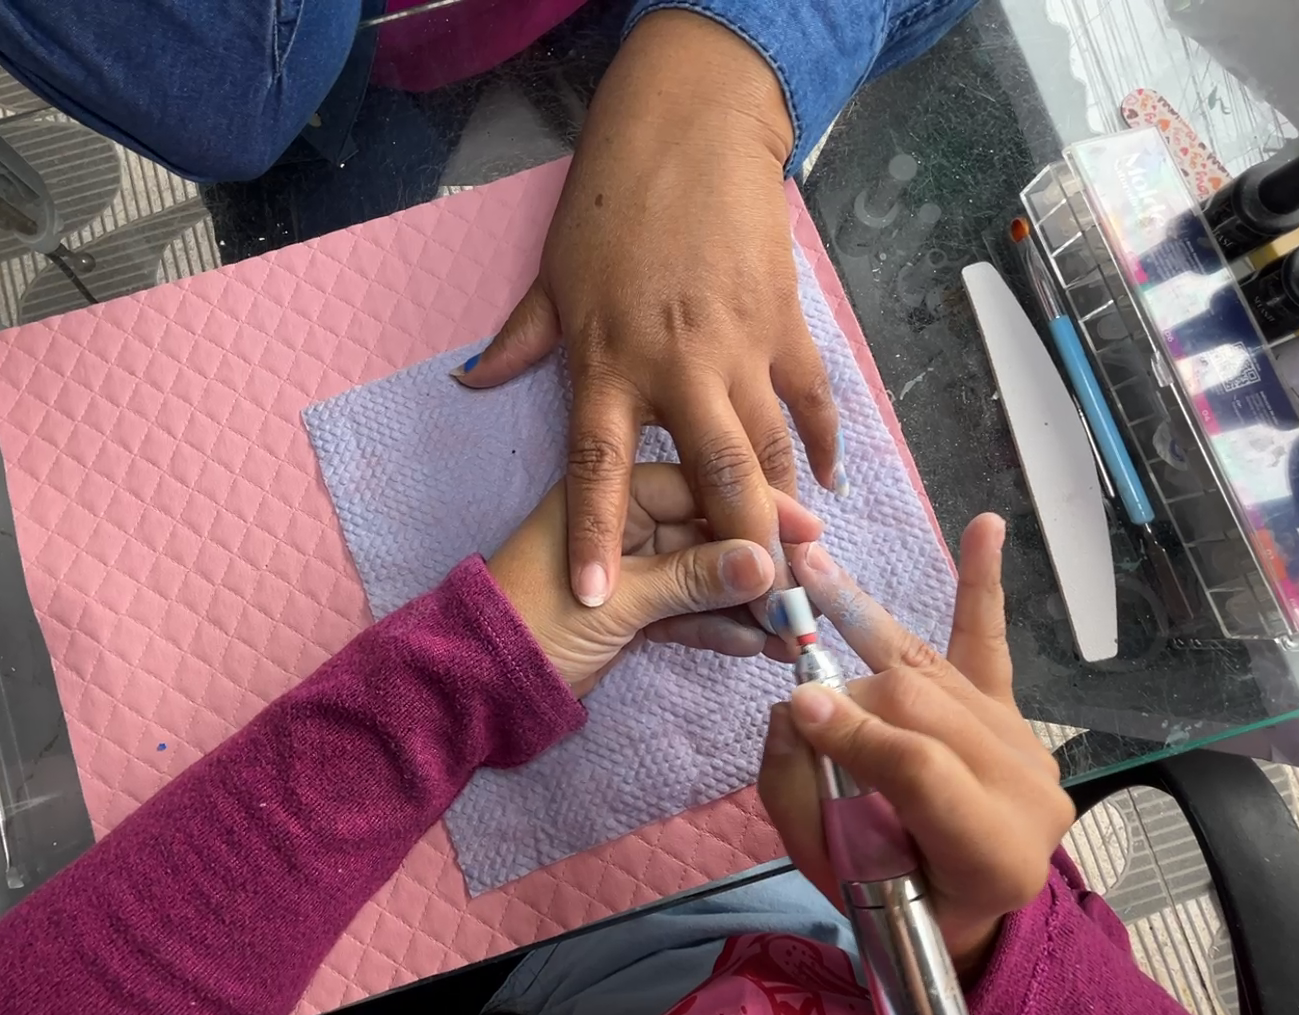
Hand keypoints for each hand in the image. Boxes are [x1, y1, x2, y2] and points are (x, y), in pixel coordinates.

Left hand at [455, 10, 840, 609]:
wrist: (692, 130)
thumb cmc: (611, 210)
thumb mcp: (552, 278)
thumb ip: (518, 342)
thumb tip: (470, 380)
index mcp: (608, 366)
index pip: (597, 469)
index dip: (593, 539)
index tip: (593, 599)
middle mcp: (677, 369)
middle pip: (712, 473)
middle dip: (738, 542)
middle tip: (757, 600)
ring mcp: (740, 348)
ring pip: (771, 447)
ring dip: (786, 508)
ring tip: (795, 560)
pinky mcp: (787, 326)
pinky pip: (813, 400)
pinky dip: (826, 444)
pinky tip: (828, 485)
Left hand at [489, 464, 821, 695]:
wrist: (483, 682)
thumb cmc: (539, 621)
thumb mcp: (620, 599)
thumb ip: (692, 578)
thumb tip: (766, 562)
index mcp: (606, 494)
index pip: (696, 487)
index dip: (752, 509)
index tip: (806, 533)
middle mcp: (623, 522)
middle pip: (706, 534)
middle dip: (755, 566)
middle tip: (806, 592)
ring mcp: (630, 566)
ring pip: (701, 576)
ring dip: (741, 604)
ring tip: (788, 633)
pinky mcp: (633, 607)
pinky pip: (683, 608)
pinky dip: (712, 626)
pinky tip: (750, 645)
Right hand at [756, 514, 1073, 978]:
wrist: (966, 903)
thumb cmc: (891, 894)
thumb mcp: (830, 870)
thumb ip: (799, 795)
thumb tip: (791, 709)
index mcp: (989, 849)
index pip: (921, 768)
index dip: (857, 731)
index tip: (796, 706)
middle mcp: (1024, 786)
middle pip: (921, 703)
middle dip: (848, 692)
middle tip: (798, 690)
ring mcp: (1022, 741)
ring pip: (928, 668)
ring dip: (862, 619)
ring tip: (811, 570)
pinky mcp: (1009, 712)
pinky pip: (986, 645)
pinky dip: (981, 586)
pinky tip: (984, 527)